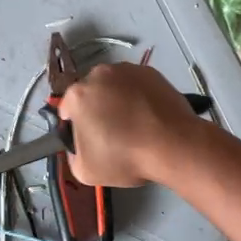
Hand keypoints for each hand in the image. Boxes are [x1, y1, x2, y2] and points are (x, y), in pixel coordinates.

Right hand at [58, 62, 209, 186]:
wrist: (173, 145)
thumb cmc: (125, 157)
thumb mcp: (86, 171)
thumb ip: (73, 155)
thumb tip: (77, 147)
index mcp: (77, 94)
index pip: (67, 109)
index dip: (76, 126)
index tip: (90, 140)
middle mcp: (98, 74)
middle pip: (91, 93)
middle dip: (97, 109)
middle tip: (113, 132)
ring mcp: (126, 69)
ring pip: (114, 85)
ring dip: (118, 99)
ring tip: (135, 123)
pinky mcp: (149, 71)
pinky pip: (136, 83)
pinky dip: (138, 95)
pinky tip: (149, 115)